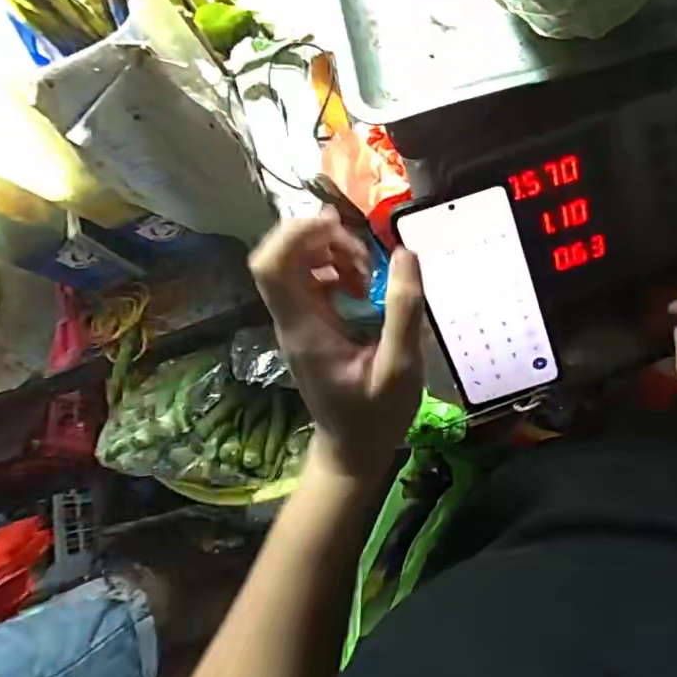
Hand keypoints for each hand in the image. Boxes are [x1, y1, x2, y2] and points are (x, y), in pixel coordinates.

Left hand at [249, 214, 423, 477]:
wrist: (352, 449)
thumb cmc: (376, 416)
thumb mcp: (401, 368)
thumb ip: (403, 311)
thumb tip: (404, 255)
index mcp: (304, 329)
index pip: (271, 267)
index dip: (296, 234)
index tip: (339, 227)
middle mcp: (292, 320)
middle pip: (283, 257)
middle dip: (323, 240)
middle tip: (366, 256)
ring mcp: (299, 322)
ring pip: (298, 265)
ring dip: (333, 254)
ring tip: (370, 273)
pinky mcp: (311, 325)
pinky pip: (313, 281)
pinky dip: (338, 271)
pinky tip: (364, 288)